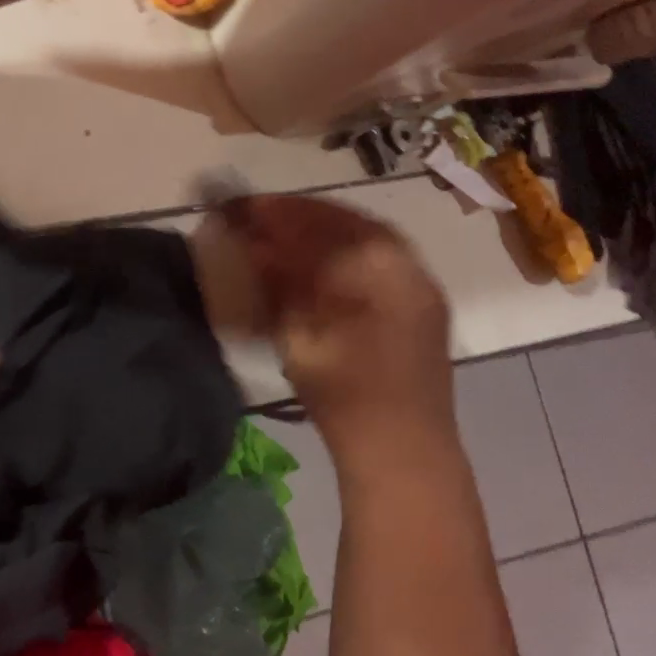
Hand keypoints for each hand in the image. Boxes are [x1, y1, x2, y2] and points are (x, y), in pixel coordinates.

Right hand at [223, 195, 453, 435]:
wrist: (402, 449)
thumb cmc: (344, 393)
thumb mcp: (297, 335)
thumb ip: (274, 282)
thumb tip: (246, 244)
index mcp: (380, 267)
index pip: (321, 220)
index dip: (275, 211)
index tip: (237, 206)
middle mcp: (406, 266)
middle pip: (346, 224)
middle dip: (297, 218)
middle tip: (253, 218)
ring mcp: (418, 288)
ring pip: (362, 243)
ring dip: (318, 236)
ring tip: (275, 240)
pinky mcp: (418, 310)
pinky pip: (374, 266)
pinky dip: (338, 258)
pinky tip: (309, 271)